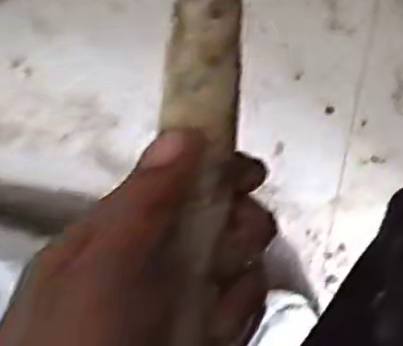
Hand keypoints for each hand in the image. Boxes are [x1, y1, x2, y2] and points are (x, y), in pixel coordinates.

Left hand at [0, 131, 276, 345]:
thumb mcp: (98, 276)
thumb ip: (141, 205)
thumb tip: (185, 130)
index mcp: (101, 243)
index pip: (177, 177)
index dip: (219, 169)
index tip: (250, 178)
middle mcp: (140, 261)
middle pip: (225, 210)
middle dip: (241, 230)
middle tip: (226, 256)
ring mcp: (172, 294)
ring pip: (245, 250)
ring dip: (240, 277)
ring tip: (210, 313)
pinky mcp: (201, 320)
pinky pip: (248, 291)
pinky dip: (240, 309)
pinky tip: (213, 331)